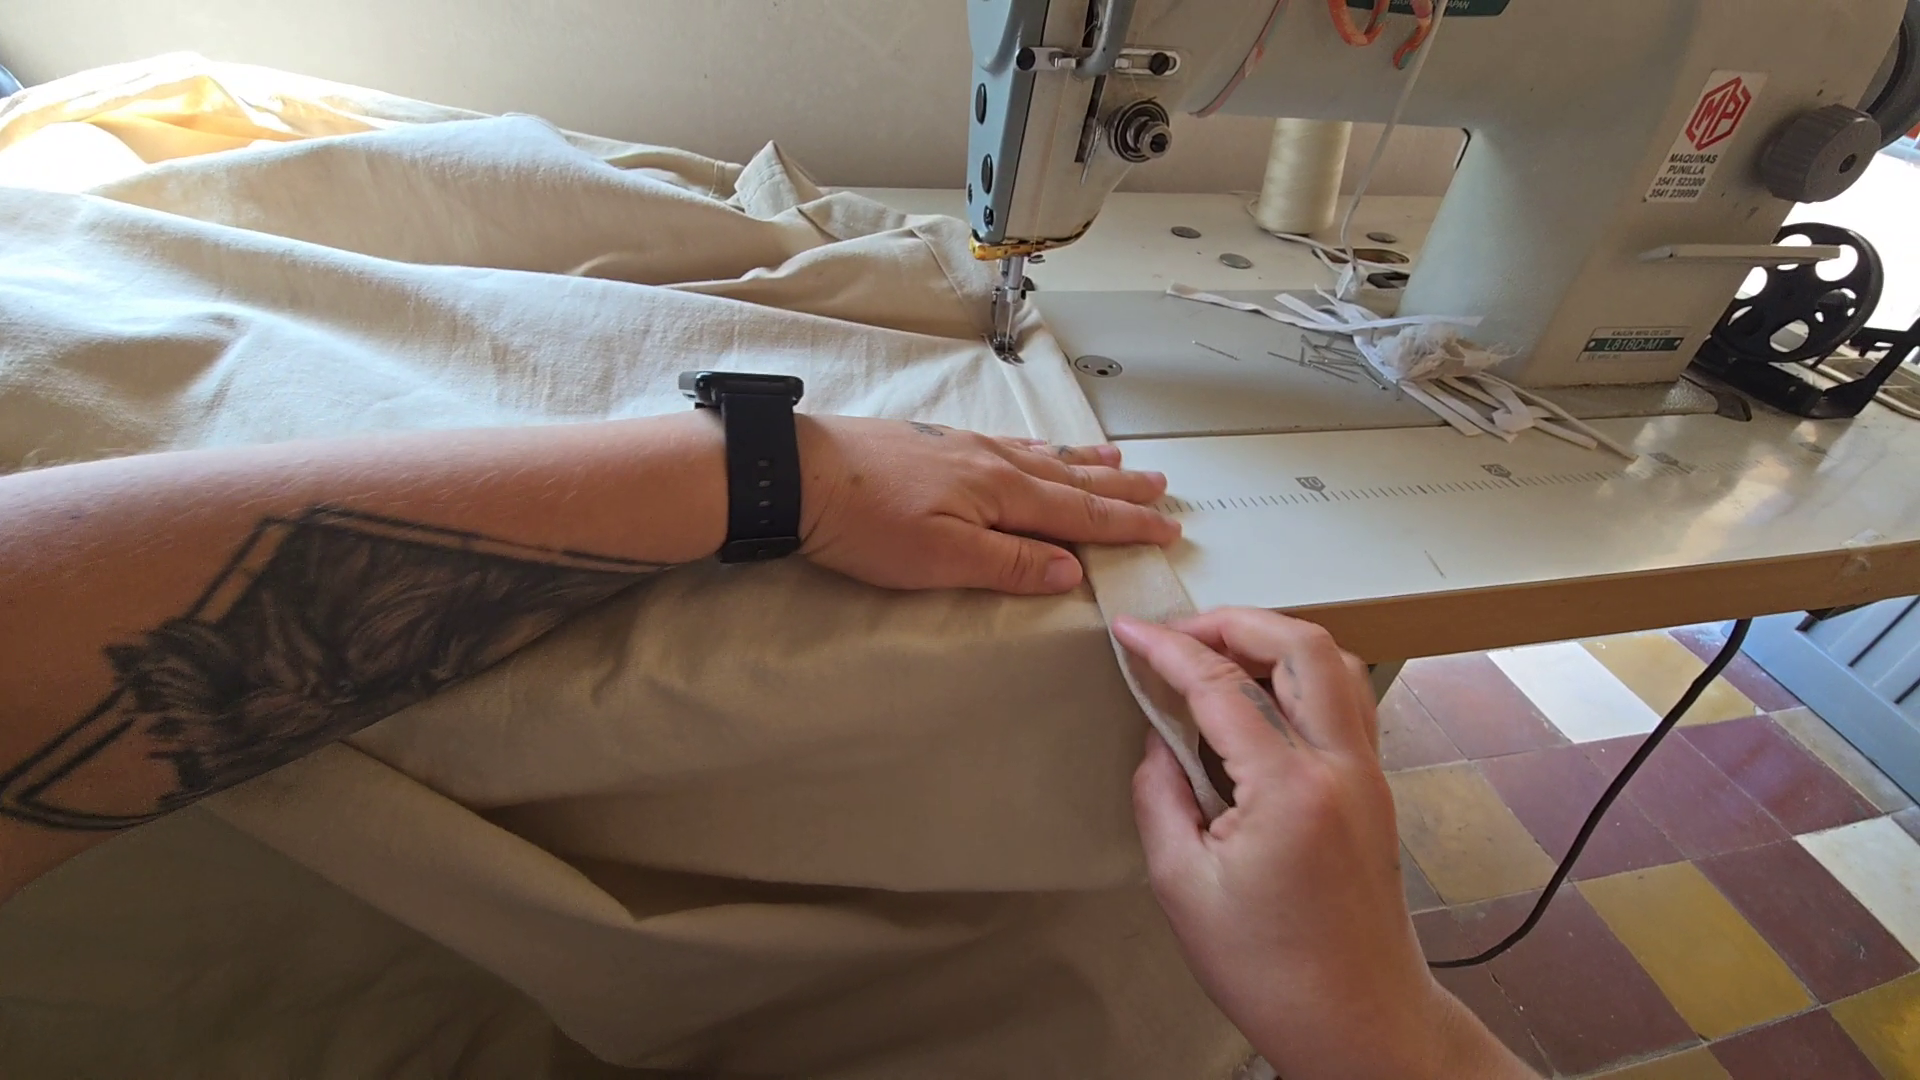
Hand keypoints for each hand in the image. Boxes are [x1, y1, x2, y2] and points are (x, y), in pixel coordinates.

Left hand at [796, 417, 1178, 593]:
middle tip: (1162, 488)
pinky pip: (1009, 442)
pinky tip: (1039, 447)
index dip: (1126, 526)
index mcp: (1001, 495)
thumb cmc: (868, 525)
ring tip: (1119, 462)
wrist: (801, 473)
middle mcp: (993, 463)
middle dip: (1120, 490)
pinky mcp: (939, 441)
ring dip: (1086, 464)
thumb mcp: (942, 558)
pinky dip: (1040, 448)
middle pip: (1071, 480)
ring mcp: (965, 446)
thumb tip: (1072, 568)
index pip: (1079, 515)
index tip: (1167, 528)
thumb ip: (1011, 562)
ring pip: (1043, 456)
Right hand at [1113, 609, 1534, 1079]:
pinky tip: (1254, 693)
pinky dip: (1294, 670)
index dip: (1166, 647)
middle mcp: (1341, 765)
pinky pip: (1341, 694)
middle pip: (1299, 644)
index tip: (1128, 630)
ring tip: (1213, 653)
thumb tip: (1159, 736)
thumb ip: (1158, 792)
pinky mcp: (1373, 784)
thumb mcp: (1180, 884)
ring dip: (1268, 638)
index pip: (1219, 684)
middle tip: (1178, 634)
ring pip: (1332, 660)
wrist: (1364, 1028)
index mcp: (1290, 789)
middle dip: (1230, 621)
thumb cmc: (1270, 971)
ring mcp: (1368, 771)